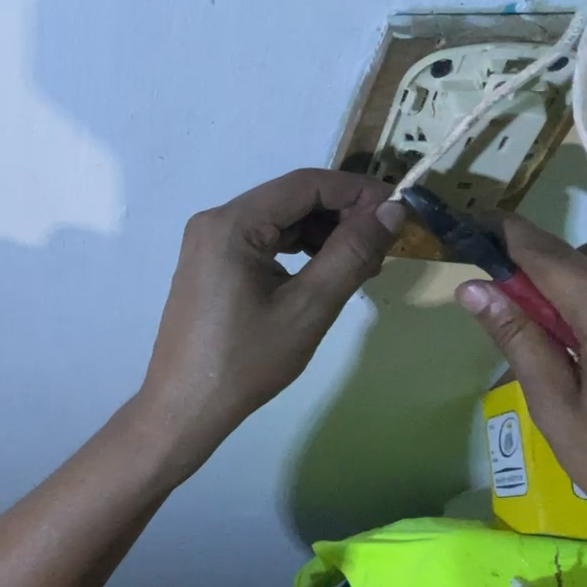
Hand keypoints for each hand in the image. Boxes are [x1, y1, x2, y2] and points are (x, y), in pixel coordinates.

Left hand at [140, 169, 400, 446]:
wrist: (186, 402)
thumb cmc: (246, 359)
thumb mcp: (309, 306)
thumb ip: (352, 252)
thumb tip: (391, 209)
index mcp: (231, 223)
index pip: (305, 184)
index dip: (358, 192)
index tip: (400, 214)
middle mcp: (213, 222)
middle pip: (290, 199)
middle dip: (341, 215)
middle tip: (384, 249)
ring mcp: (207, 243)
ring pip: (277, 220)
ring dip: (322, 235)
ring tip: (362, 266)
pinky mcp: (209, 264)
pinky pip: (260, 241)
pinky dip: (296, 251)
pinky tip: (325, 274)